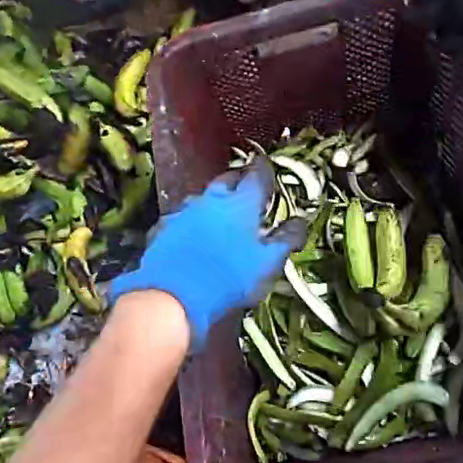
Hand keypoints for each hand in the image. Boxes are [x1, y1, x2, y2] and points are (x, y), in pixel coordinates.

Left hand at [106, 163, 305, 349]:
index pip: (257, 176)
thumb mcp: (267, 263)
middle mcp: (211, 200)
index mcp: (241, 203)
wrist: (172, 296)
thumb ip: (286, 239)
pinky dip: (191, 221)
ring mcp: (183, 213)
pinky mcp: (162, 230)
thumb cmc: (229, 278)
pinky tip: (191, 233)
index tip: (268, 166)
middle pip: (226, 180)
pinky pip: (181, 218)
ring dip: (213, 200)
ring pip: (202, 198)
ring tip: (221, 211)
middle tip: (246, 187)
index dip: (265, 170)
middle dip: (238, 180)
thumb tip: (300, 221)